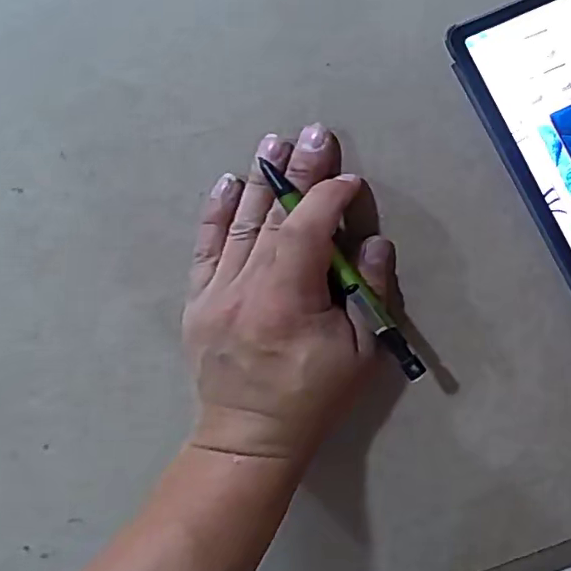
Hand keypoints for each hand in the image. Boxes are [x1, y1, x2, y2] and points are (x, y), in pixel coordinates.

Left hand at [181, 124, 397, 467]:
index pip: (305, 231)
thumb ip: (369, 294)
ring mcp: (214, 292)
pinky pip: (205, 247)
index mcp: (285, 302)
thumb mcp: (361, 354)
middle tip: (313, 132)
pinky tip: (228, 181)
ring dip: (260, 180)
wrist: (247, 438)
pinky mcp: (198, 300)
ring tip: (275, 142)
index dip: (328, 198)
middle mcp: (244, 288)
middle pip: (273, 218)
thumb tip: (371, 244)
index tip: (350, 180)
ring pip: (239, 224)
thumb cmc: (314, 397)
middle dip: (297, 173)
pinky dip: (216, 211)